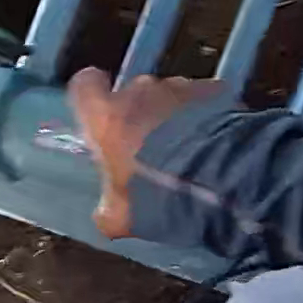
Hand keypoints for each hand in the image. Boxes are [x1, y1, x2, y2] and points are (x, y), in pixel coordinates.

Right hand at [67, 68, 223, 238]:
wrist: (218, 180)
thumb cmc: (157, 195)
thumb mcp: (121, 217)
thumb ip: (108, 209)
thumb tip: (107, 215)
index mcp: (106, 116)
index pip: (84, 85)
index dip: (92, 98)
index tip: (101, 117)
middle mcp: (139, 91)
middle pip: (133, 93)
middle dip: (140, 114)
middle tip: (153, 148)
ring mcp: (180, 86)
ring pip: (170, 95)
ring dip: (175, 115)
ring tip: (190, 148)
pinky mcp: (215, 90)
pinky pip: (205, 99)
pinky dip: (208, 114)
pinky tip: (216, 140)